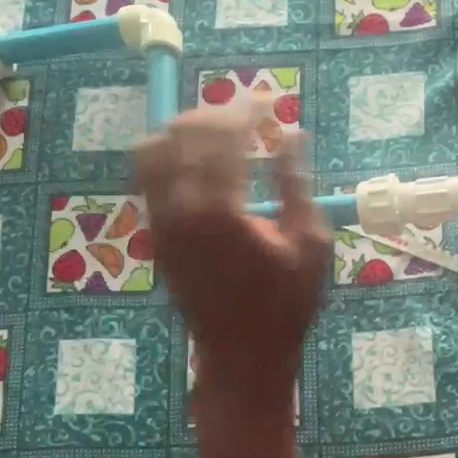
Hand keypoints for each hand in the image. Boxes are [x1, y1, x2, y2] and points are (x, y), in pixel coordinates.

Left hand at [134, 105, 329, 400]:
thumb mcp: (308, 245)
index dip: (248, 110)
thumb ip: (296, 185)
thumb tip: (293, 136)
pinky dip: (171, 156)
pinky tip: (201, 163)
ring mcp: (160, 221)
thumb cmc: (285, 306)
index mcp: (221, 209)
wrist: (242, 356)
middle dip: (218, 113)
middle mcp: (179, 207)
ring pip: (152, 149)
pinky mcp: (155, 234)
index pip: (224, 135)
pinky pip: (148, 177)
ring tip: (219, 134)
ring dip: (185, 130)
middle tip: (249, 116)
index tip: (271, 101)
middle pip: (183, 132)